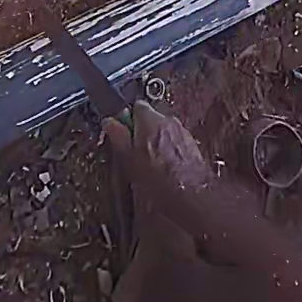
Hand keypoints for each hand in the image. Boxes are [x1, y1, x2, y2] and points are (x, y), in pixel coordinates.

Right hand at [105, 102, 252, 248]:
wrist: (192, 195)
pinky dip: (168, 151)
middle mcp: (168, 120)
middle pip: (150, 118)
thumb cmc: (160, 179)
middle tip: (133, 152)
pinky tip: (164, 169)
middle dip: (141, 131)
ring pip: (162, 131)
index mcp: (150, 119)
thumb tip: (109, 122)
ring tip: (149, 164)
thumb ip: (118, 136)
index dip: (127, 120)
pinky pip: (174, 142)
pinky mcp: (191, 145)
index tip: (122, 133)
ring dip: (155, 141)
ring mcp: (182, 132)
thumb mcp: (129, 159)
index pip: (135, 106)